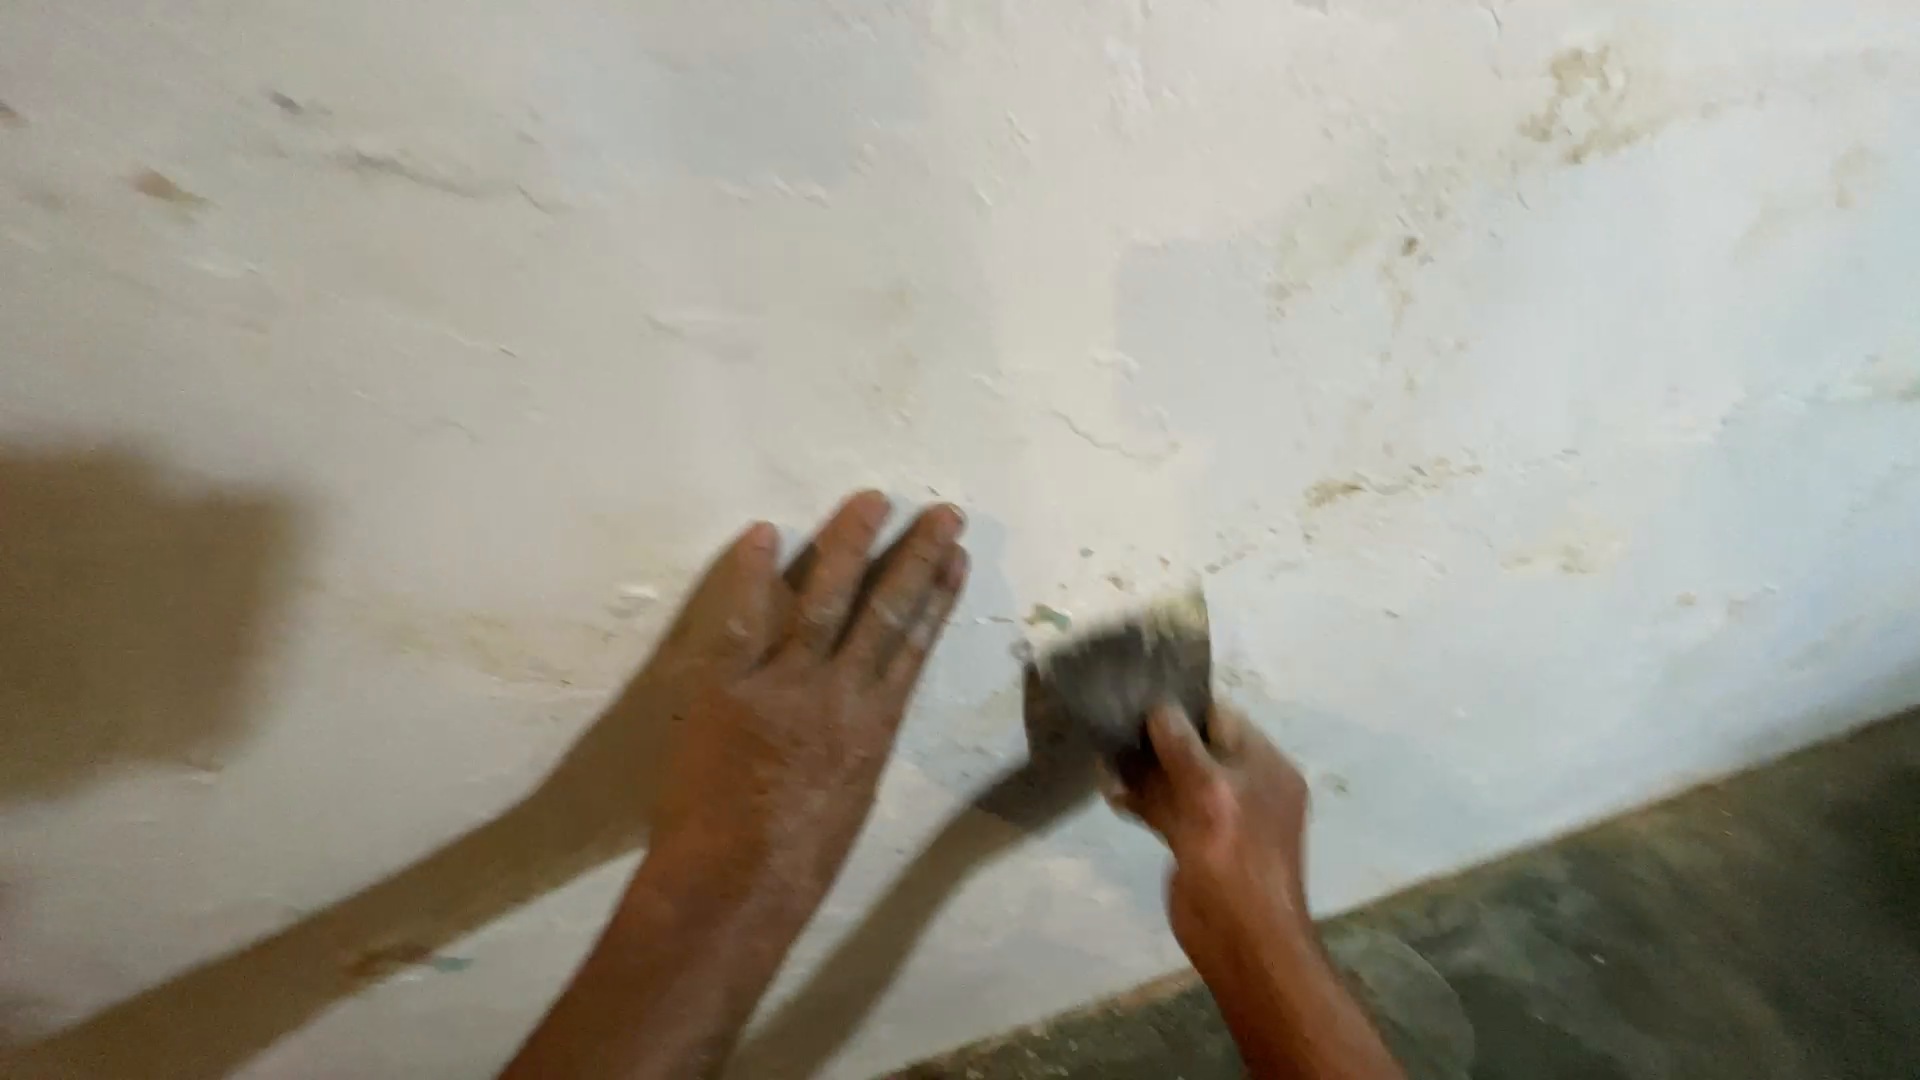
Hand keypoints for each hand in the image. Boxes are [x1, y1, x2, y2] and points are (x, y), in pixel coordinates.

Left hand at [647, 491, 968, 901]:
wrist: (734, 886)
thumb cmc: (799, 855)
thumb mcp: (853, 791)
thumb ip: (860, 736)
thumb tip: (863, 703)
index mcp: (876, 722)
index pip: (917, 642)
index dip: (940, 595)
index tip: (956, 557)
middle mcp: (843, 691)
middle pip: (888, 608)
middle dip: (917, 555)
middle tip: (941, 512)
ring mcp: (787, 682)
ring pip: (827, 598)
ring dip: (852, 544)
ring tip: (873, 500)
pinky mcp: (730, 685)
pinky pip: (744, 618)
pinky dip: (754, 574)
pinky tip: (766, 531)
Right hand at [1120, 703, 1312, 973]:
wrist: (1241, 939)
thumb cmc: (1232, 854)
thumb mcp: (1207, 788)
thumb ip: (1181, 743)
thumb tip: (1159, 708)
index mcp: (1264, 765)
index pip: (1221, 718)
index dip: (1182, 707)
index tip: (1140, 697)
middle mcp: (1245, 785)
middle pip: (1195, 747)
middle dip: (1156, 739)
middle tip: (1114, 726)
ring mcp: (1220, 815)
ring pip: (1176, 778)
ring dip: (1142, 771)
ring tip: (1106, 760)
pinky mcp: (1197, 841)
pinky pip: (1167, 809)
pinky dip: (1141, 801)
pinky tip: (1112, 795)